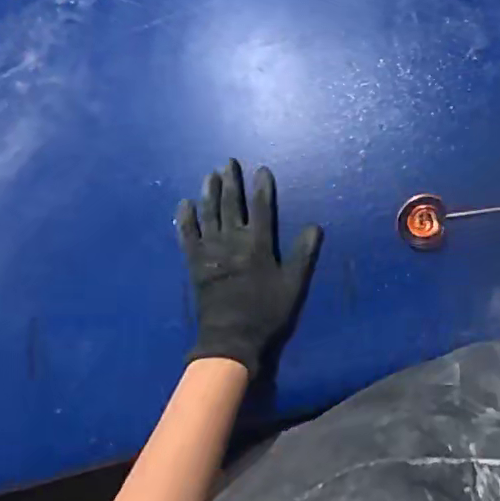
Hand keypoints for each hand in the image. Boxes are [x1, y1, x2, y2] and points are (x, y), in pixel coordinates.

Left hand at [175, 160, 322, 376]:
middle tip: (228, 162)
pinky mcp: (194, 261)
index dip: (261, 187)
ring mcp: (210, 249)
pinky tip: (184, 203)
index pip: (260, 207)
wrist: (230, 338)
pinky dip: (185, 218)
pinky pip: (187, 234)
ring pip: (209, 213)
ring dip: (209, 192)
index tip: (261, 169)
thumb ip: (303, 255)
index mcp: (257, 244)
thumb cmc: (266, 313)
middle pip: (230, 203)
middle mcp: (232, 240)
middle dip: (231, 181)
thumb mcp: (293, 286)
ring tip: (210, 175)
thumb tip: (315, 227)